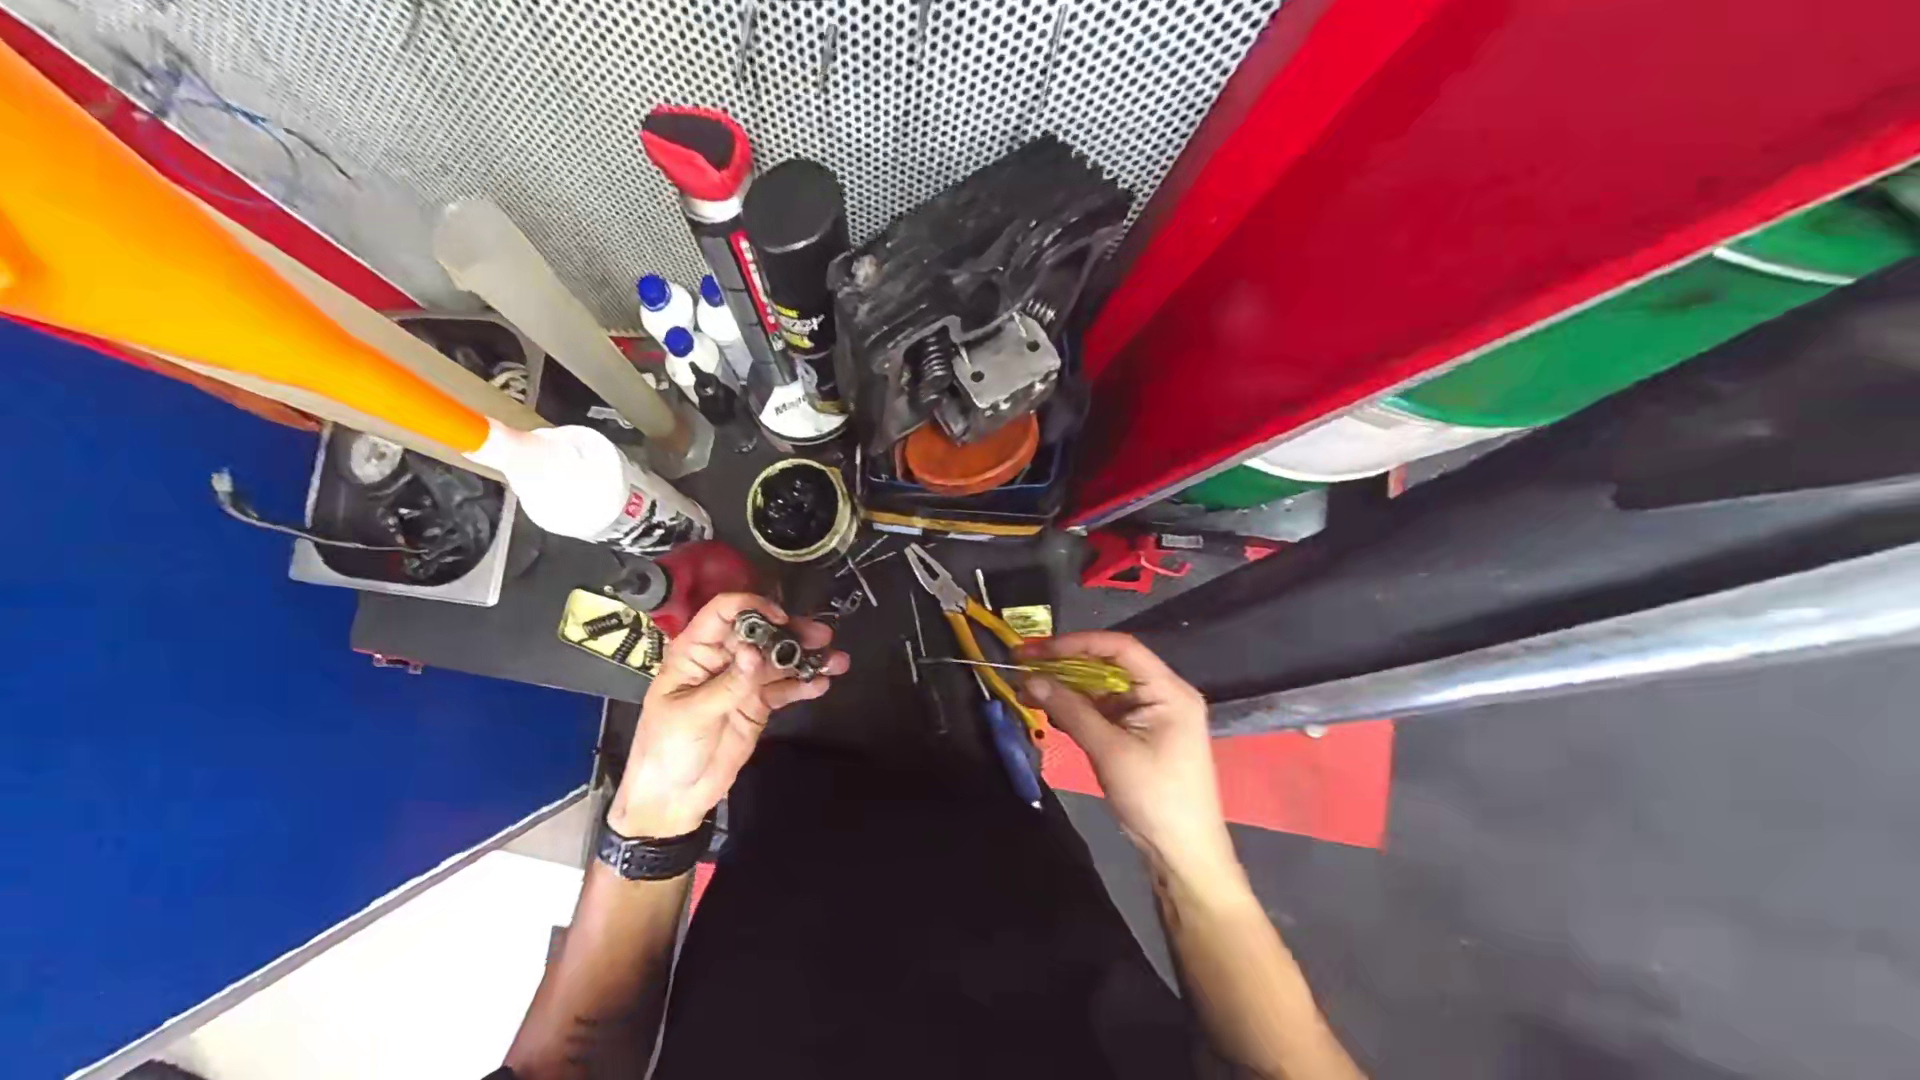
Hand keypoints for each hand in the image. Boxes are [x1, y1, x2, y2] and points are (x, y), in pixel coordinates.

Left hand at [610, 593, 848, 837]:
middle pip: (761, 633)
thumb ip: (729, 683)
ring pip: (779, 659)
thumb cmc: (667, 749)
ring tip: (836, 661)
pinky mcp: (759, 703)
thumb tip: (754, 651)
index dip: (752, 608)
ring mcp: (744, 681)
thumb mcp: (693, 714)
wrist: (673, 797)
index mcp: (696, 652)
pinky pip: (786, 688)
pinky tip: (821, 684)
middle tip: (822, 637)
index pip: (723, 613)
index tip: (780, 619)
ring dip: (808, 657)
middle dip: (793, 632)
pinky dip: (805, 684)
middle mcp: (723, 659)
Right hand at [1017, 631, 1237, 881]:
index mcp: (1168, 690)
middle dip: (1064, 665)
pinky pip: (1101, 711)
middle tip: (1022, 666)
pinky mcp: (1136, 734)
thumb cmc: (1155, 798)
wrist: (1183, 855)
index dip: (1076, 643)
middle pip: (1107, 666)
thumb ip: (1070, 710)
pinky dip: (1074, 709)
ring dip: (1064, 688)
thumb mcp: (1110, 750)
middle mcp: (1160, 694)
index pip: (1120, 648)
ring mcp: (1147, 715)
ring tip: (1025, 689)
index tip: (1038, 649)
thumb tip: (1031, 679)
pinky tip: (1046, 709)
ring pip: (1100, 689)